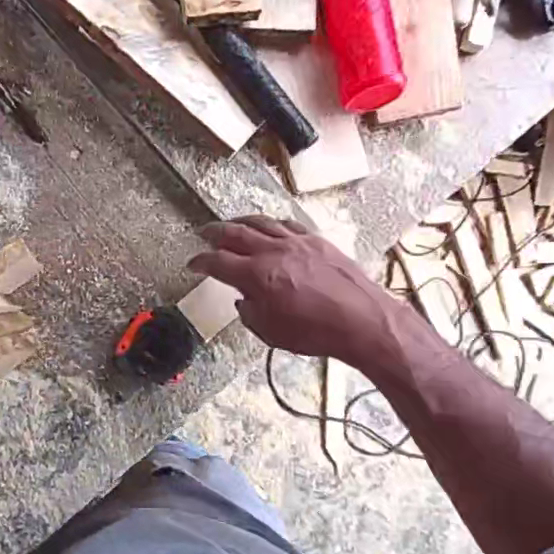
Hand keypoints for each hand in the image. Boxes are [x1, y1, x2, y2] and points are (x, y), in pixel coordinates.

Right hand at [188, 216, 430, 371]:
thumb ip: (249, 311)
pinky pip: (287, 225)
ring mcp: (296, 243)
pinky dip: (271, 224)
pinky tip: (269, 226)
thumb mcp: (269, 331)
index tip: (192, 264)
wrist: (361, 321)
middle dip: (214, 232)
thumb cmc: (316, 331)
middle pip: (234, 233)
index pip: (217, 262)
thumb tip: (245, 301)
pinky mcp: (316, 242)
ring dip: (240, 222)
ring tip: (231, 223)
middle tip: (204, 232)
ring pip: (260, 222)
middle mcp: (273, 252)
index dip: (200, 262)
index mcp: (256, 275)